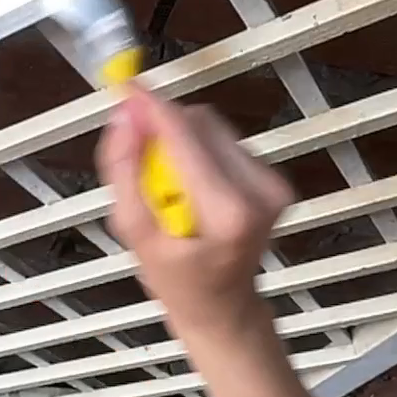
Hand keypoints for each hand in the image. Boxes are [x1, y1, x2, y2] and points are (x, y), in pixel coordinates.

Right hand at [95, 84, 292, 343]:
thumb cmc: (177, 282)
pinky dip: (197, 151)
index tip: (125, 88)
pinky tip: (187, 185)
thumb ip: (124, 174)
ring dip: (179, 140)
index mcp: (228, 211)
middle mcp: (261, 190)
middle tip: (136, 152)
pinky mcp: (274, 178)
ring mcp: (273, 183)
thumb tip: (122, 117)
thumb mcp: (135, 235)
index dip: (152, 107)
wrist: (224, 309)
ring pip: (212, 127)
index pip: (185, 137)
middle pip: (200, 123)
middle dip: (163, 126)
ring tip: (165, 183)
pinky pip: (223, 141)